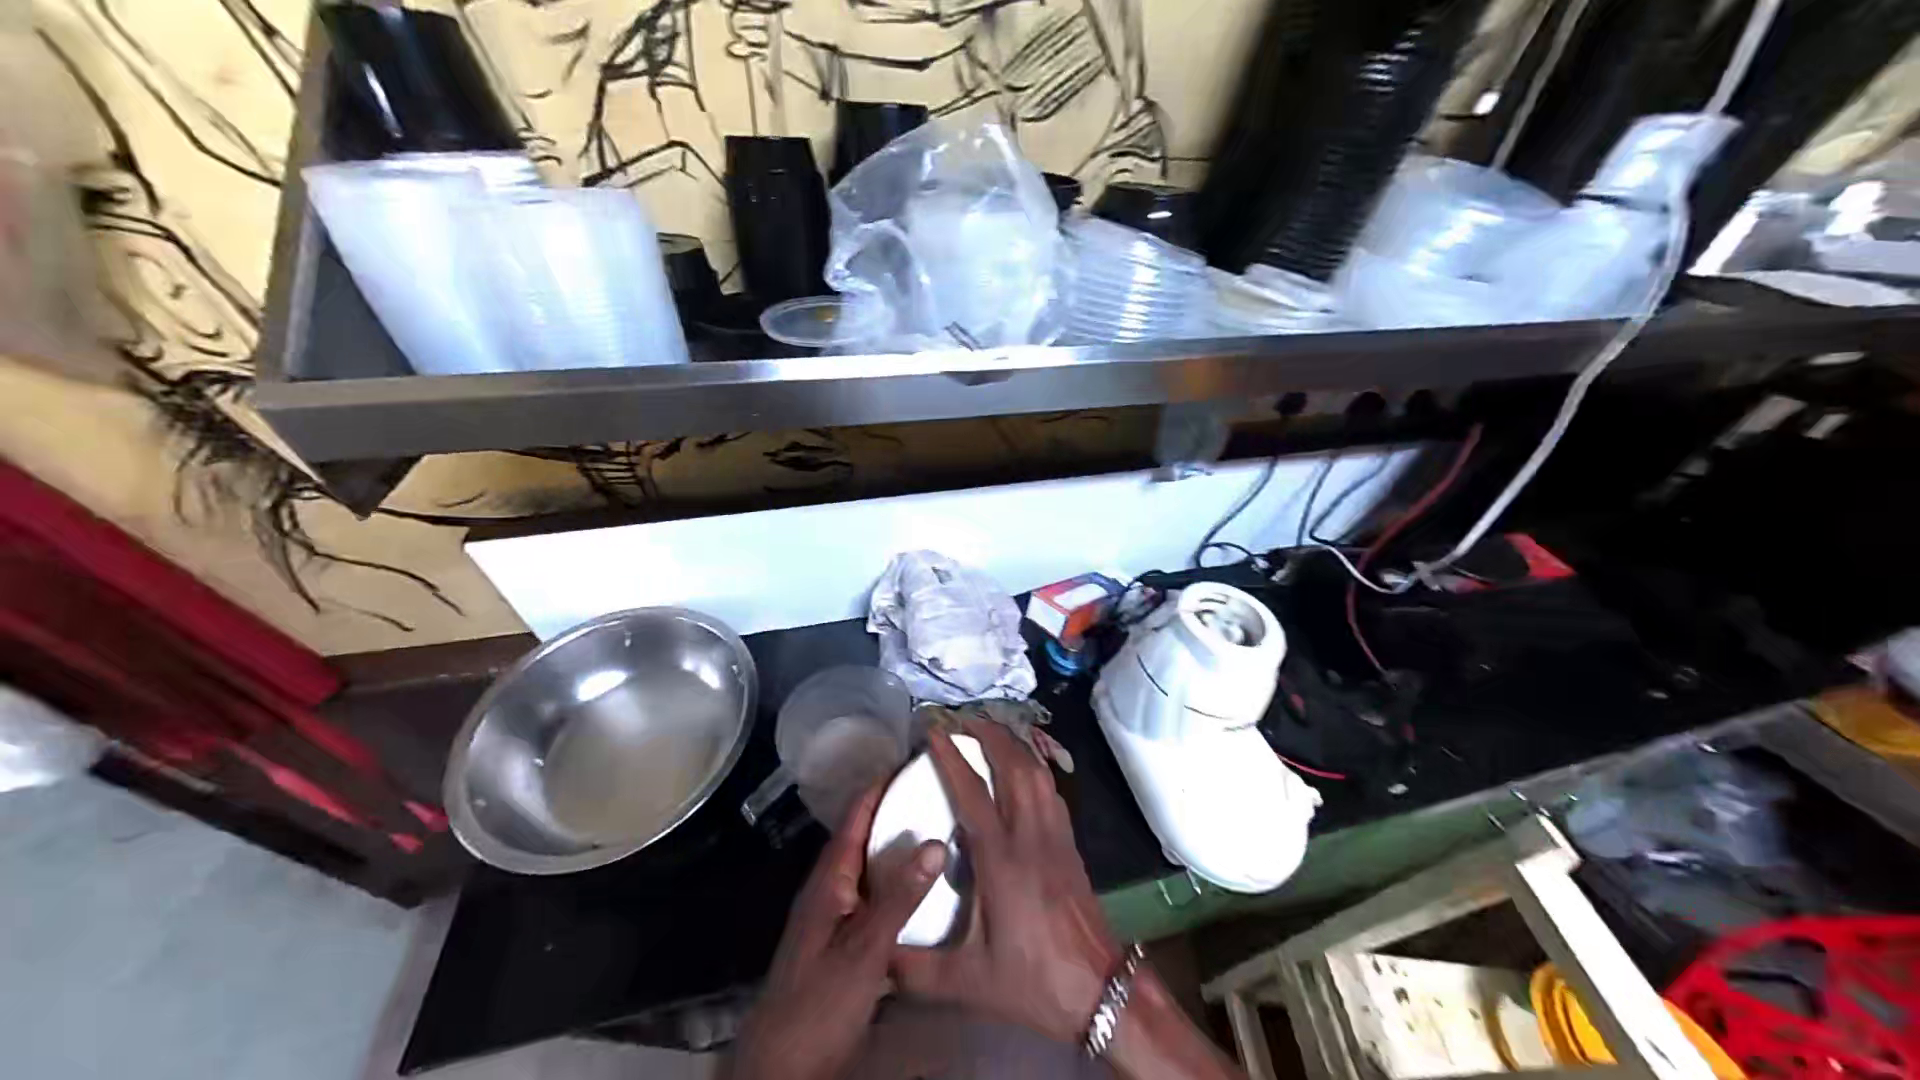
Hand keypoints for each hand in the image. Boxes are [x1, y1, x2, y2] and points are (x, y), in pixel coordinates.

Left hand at [725, 783, 946, 1079]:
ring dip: (897, 844)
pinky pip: (874, 892)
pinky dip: (897, 879)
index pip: (856, 815)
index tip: (914, 761)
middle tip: (937, 792)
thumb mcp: (866, 948)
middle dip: (895, 809)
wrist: (782, 1063)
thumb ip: (901, 897)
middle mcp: (830, 887)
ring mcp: (835, 913)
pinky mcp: (843, 937)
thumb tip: (936, 841)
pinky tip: (923, 886)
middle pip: (863, 835)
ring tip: (938, 828)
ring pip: (870, 864)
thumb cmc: (820, 1000)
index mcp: (829, 878)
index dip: (881, 786)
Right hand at [891, 721, 1123, 1043]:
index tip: (935, 732)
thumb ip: (914, 968)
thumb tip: (875, 953)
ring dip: (1013, 745)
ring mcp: (1055, 835)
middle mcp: (1030, 835)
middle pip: (1013, 766)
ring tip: (990, 733)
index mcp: (1001, 859)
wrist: (1100, 991)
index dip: (952, 758)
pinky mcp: (1070, 843)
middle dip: (988, 735)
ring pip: (1037, 772)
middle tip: (963, 719)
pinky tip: (1023, 771)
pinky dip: (1033, 767)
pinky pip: (1050, 789)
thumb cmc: (1032, 982)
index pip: (973, 793)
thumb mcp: (966, 982)